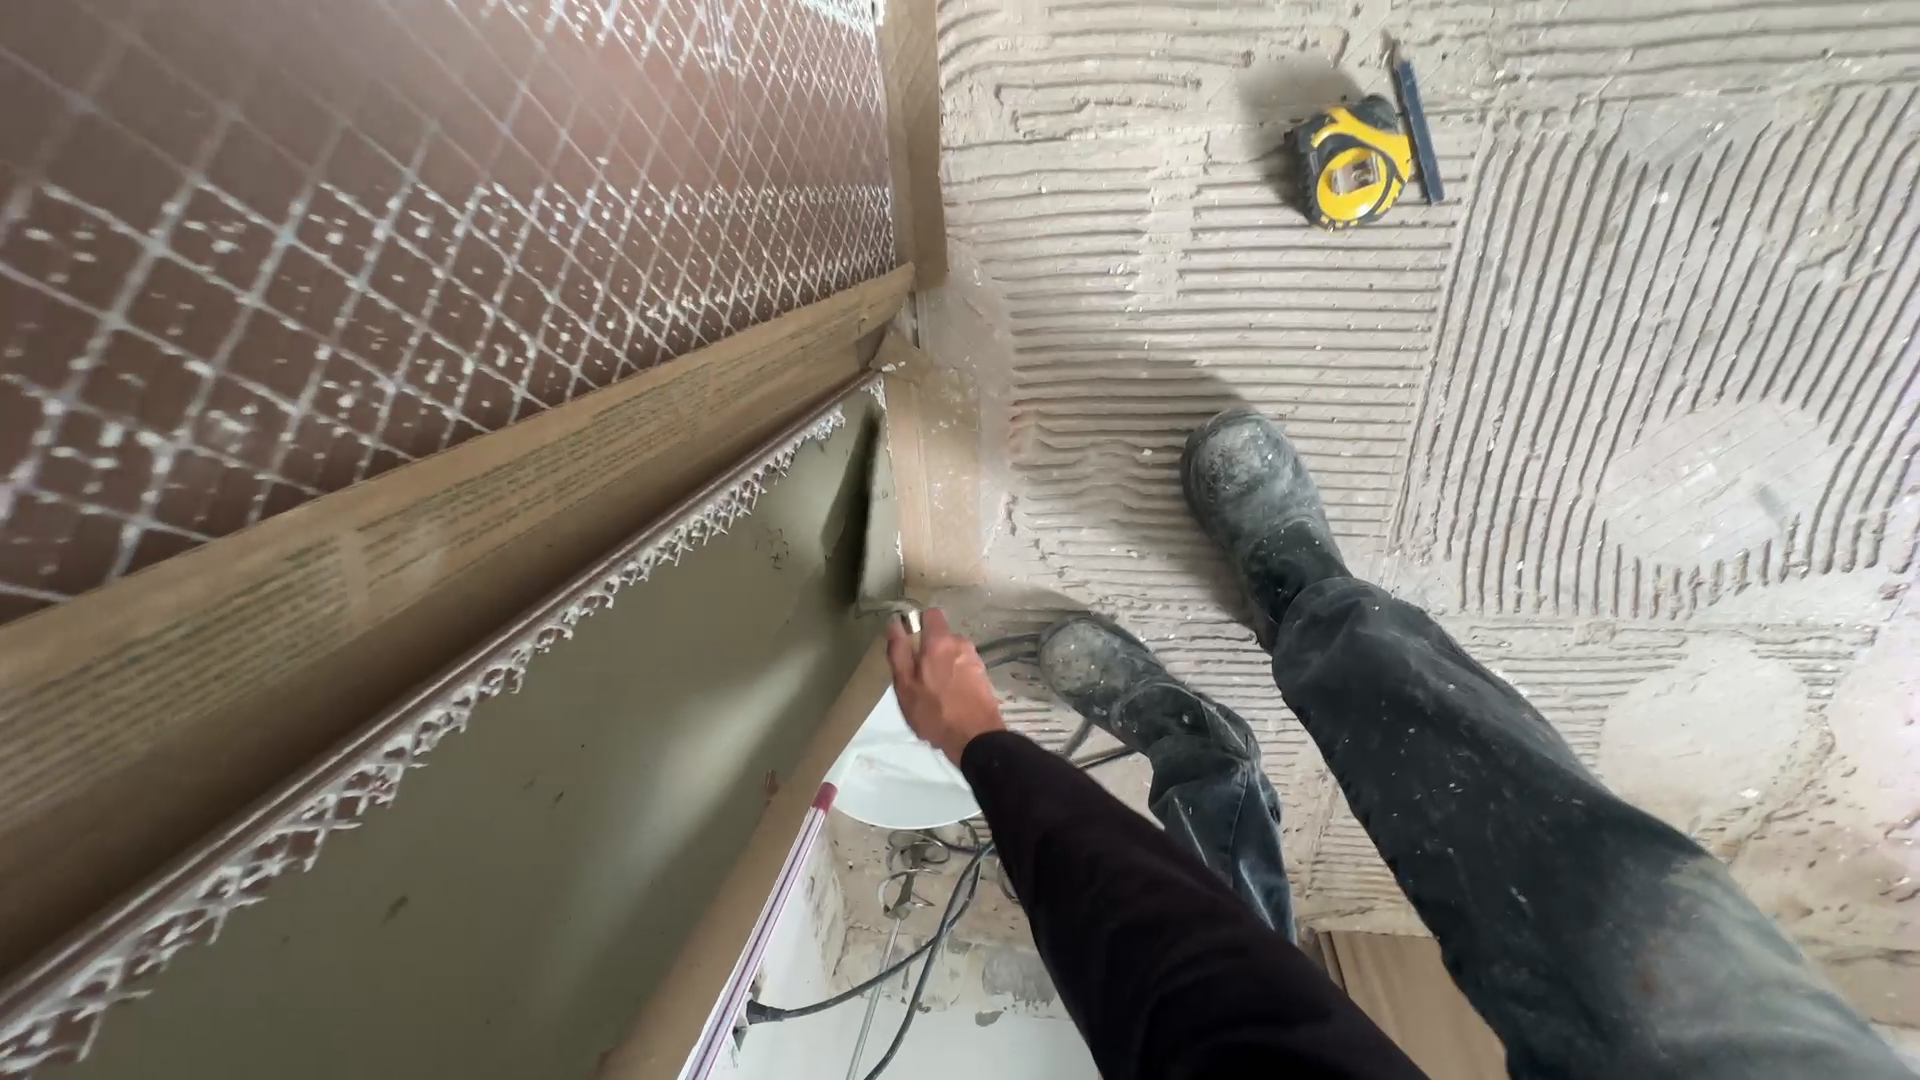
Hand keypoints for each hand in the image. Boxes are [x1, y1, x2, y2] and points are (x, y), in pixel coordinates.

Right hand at [885, 609, 1006, 764]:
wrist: (976, 739)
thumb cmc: (934, 712)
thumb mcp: (905, 686)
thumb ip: (898, 652)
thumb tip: (894, 623)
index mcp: (940, 641)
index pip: (930, 614)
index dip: (918, 624)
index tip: (909, 645)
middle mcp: (961, 643)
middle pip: (940, 637)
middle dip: (928, 651)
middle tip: (917, 679)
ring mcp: (975, 659)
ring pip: (952, 654)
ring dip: (942, 666)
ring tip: (934, 694)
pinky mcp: (984, 676)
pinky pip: (963, 668)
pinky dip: (955, 678)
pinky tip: (950, 700)